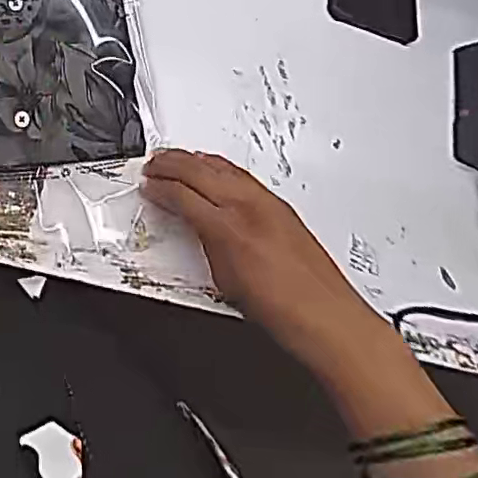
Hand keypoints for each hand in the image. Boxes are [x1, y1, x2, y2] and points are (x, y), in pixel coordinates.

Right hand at [140, 150, 381, 373]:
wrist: (328, 318)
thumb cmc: (283, 311)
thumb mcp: (225, 281)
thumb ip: (204, 244)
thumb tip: (192, 224)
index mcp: (227, 228)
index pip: (182, 194)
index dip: (160, 188)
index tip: (149, 186)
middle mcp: (246, 206)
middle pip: (196, 170)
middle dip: (169, 164)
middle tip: (152, 165)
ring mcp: (264, 201)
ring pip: (218, 165)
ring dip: (191, 159)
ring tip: (174, 158)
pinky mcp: (279, 203)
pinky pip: (239, 172)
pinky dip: (217, 165)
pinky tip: (210, 165)